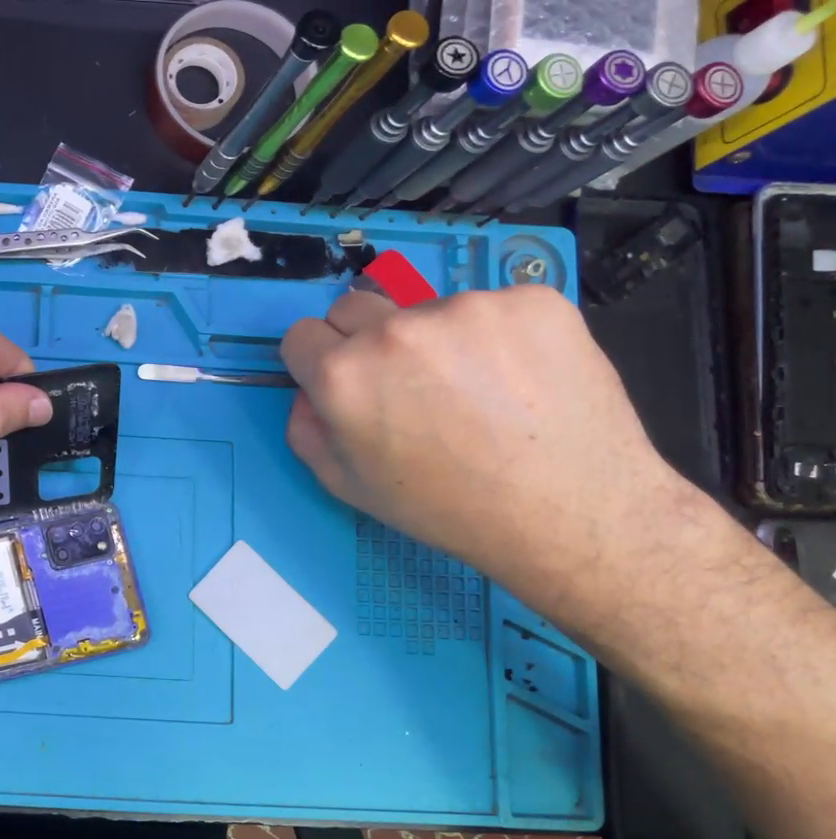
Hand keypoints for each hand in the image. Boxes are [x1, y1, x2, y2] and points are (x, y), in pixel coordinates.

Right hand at [280, 285, 684, 601]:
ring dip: (433, 337)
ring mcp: (467, 307)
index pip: (301, 334)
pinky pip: (490, 306)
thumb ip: (307, 429)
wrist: (567, 508)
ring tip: (471, 388)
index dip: (315, 361)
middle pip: (353, 306)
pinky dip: (494, 335)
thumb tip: (310, 392)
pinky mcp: (531, 299)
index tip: (341, 383)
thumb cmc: (444, 506)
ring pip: (425, 308)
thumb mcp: (344, 484)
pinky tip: (515, 377)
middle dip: (362, 340)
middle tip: (401, 384)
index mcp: (342, 374)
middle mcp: (396, 329)